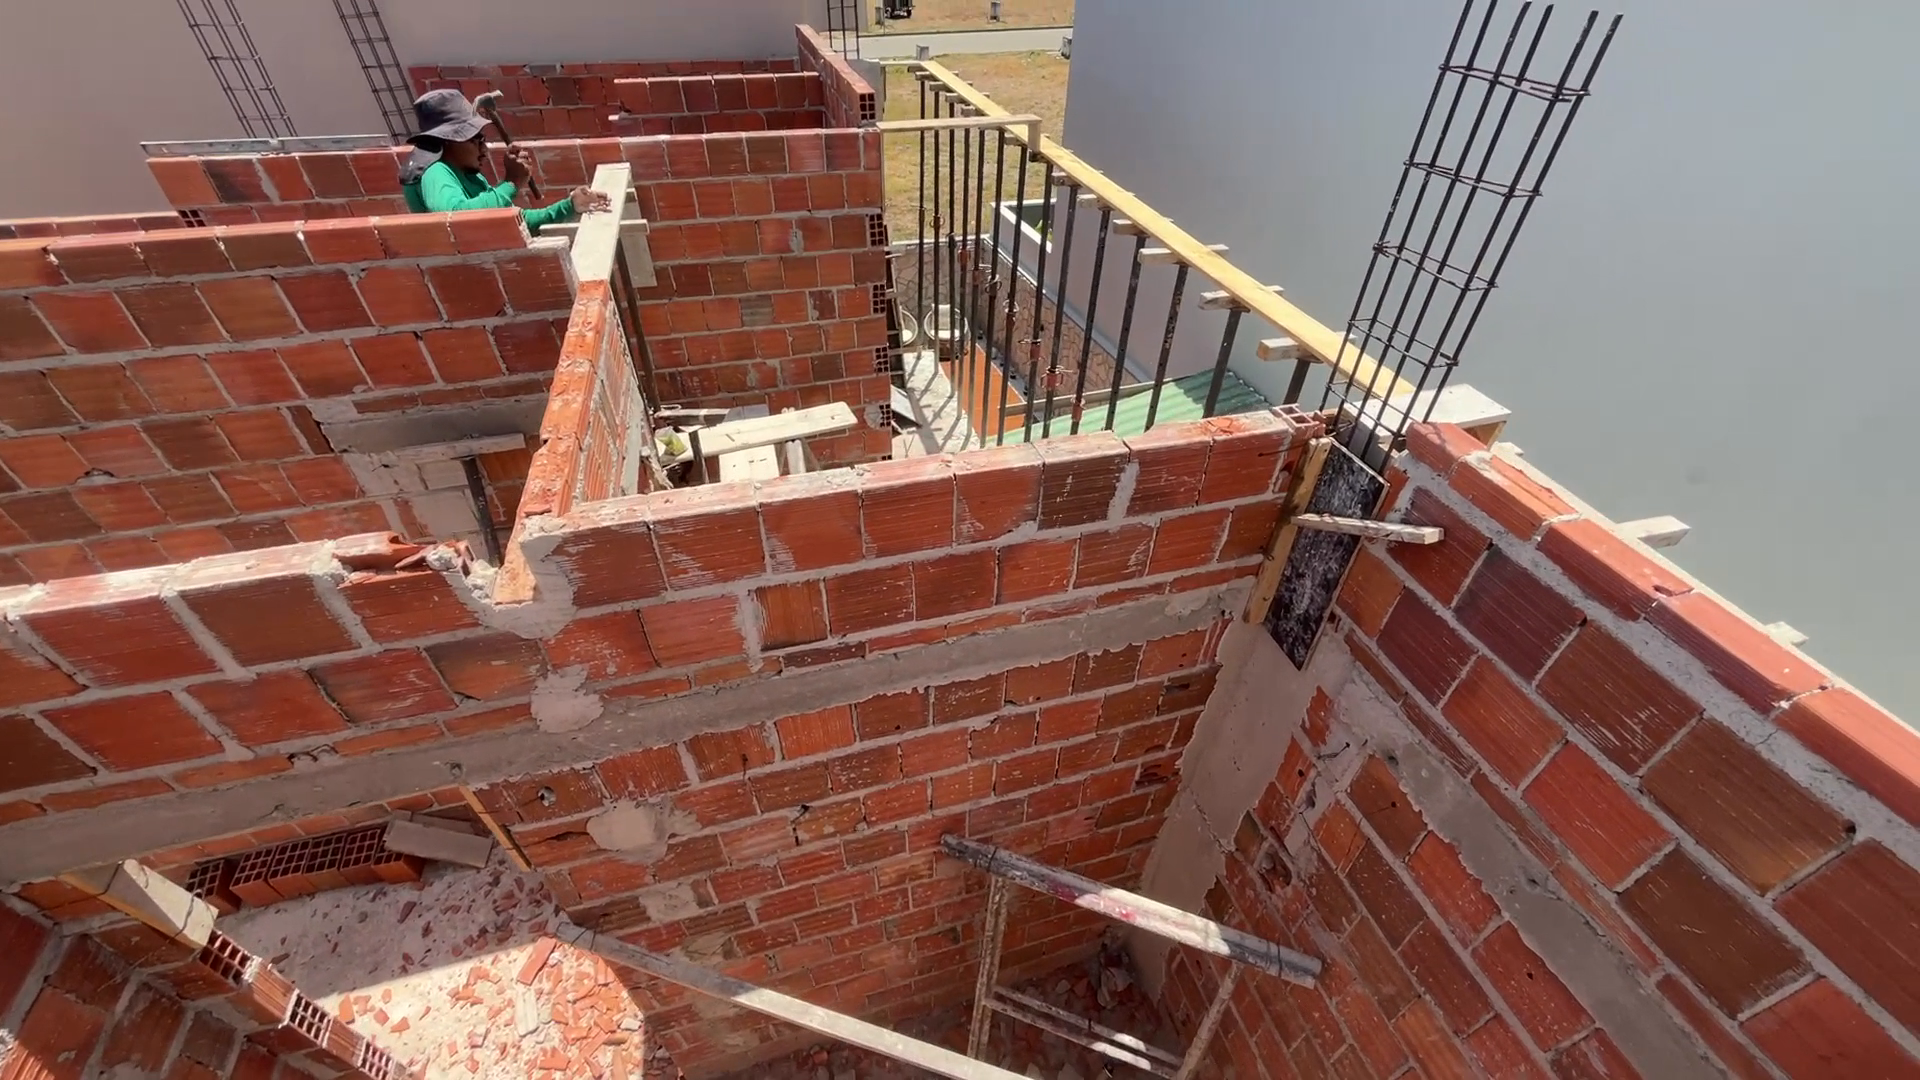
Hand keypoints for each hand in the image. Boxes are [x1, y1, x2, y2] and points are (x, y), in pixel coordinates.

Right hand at [502, 147, 532, 186]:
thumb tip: (520, 147)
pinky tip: (525, 172)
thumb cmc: (511, 172)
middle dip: (525, 156)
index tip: (520, 146)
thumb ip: (513, 153)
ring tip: (523, 168)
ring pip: (528, 159)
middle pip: (524, 152)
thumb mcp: (508, 161)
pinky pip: (530, 165)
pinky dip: (529, 168)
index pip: (514, 146)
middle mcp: (514, 157)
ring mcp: (520, 163)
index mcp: (508, 155)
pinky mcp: (526, 168)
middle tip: (522, 162)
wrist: (512, 182)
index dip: (518, 145)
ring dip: (527, 163)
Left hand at [569, 186, 611, 213]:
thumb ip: (584, 189)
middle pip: (604, 199)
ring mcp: (595, 204)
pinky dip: (606, 210)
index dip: (605, 195)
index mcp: (593, 193)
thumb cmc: (575, 195)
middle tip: (609, 201)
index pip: (602, 194)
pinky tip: (610, 210)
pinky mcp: (594, 209)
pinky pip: (601, 210)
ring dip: (607, 205)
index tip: (606, 196)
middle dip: (608, 200)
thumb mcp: (579, 189)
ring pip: (604, 205)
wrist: (572, 204)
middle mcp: (595, 199)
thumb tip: (591, 191)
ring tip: (609, 206)